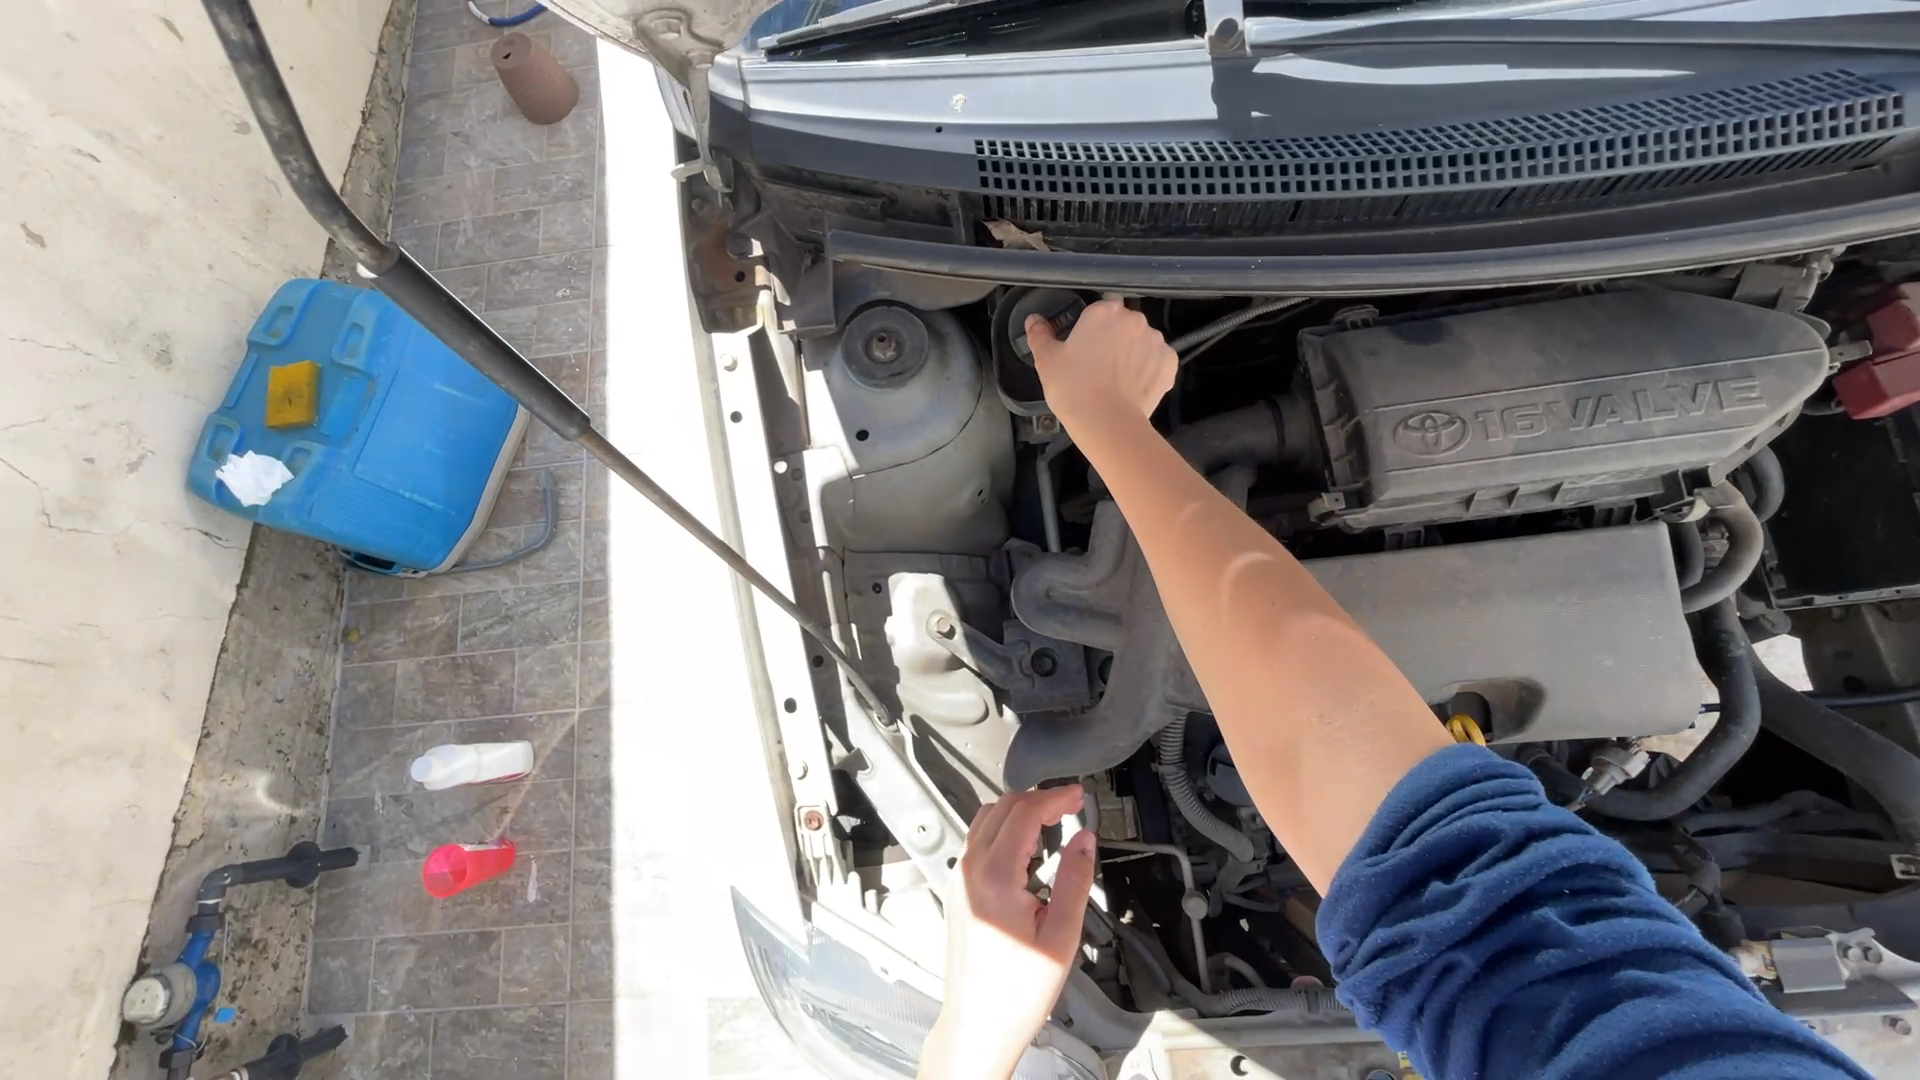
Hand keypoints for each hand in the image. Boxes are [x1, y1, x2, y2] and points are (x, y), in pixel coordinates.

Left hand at [919, 786, 1097, 1079]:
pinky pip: (978, 839)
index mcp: (994, 876)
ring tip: (1052, 821)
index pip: (1024, 812)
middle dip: (1039, 799)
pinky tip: (1027, 847)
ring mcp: (958, 876)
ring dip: (1019, 811)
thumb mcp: (1060, 938)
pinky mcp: (957, 887)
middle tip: (1070, 804)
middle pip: (1003, 806)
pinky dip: (1004, 828)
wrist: (977, 1024)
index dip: (1055, 797)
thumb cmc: (1016, 992)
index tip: (1078, 795)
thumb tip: (1085, 838)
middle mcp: (969, 868)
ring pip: (986, 818)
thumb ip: (1075, 881)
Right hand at [1025, 300, 1175, 434]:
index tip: (1083, 348)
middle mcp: (1134, 320)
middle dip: (1113, 339)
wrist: (1107, 423)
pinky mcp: (1169, 363)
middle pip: (1123, 324)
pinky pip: (1157, 361)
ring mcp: (1155, 341)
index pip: (1099, 310)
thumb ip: (1039, 335)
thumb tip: (1033, 321)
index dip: (1090, 329)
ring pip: (1141, 342)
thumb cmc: (1074, 389)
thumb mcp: (1047, 361)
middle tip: (1097, 366)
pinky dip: (1147, 370)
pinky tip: (1132, 386)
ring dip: (1132, 354)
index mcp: (1104, 312)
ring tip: (1115, 380)